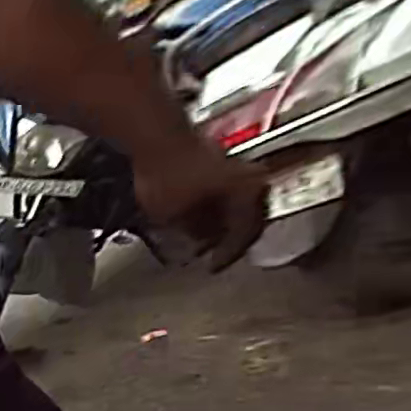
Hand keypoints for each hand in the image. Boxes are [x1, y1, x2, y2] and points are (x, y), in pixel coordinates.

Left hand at [131, 137, 267, 272]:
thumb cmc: (169, 179)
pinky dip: (209, 211)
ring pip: (233, 205)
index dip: (230, 253)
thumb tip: (201, 242)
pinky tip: (192, 221)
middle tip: (212, 255)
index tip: (213, 268)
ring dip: (218, 225)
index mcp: (250, 191)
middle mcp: (252, 179)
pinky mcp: (217, 166)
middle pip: (246, 216)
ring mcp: (236, 171)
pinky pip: (220, 195)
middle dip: (228, 238)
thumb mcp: (174, 215)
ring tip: (200, 242)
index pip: (248, 230)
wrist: (158, 142)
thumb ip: (193, 231)